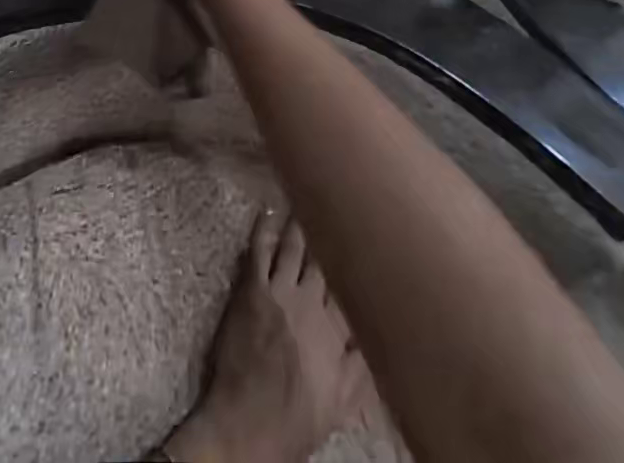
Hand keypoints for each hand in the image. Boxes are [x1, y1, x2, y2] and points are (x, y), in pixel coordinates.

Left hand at [166, 213, 367, 462]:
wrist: (248, 422)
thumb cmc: (295, 417)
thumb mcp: (342, 402)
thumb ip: (360, 368)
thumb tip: (375, 336)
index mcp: (339, 335)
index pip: (352, 289)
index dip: (360, 265)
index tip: (369, 240)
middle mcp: (313, 308)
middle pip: (326, 263)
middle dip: (333, 235)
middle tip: (341, 205)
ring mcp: (281, 295)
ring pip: (294, 251)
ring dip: (300, 226)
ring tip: (307, 200)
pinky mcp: (251, 292)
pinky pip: (258, 252)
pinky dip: (263, 230)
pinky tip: (266, 211)